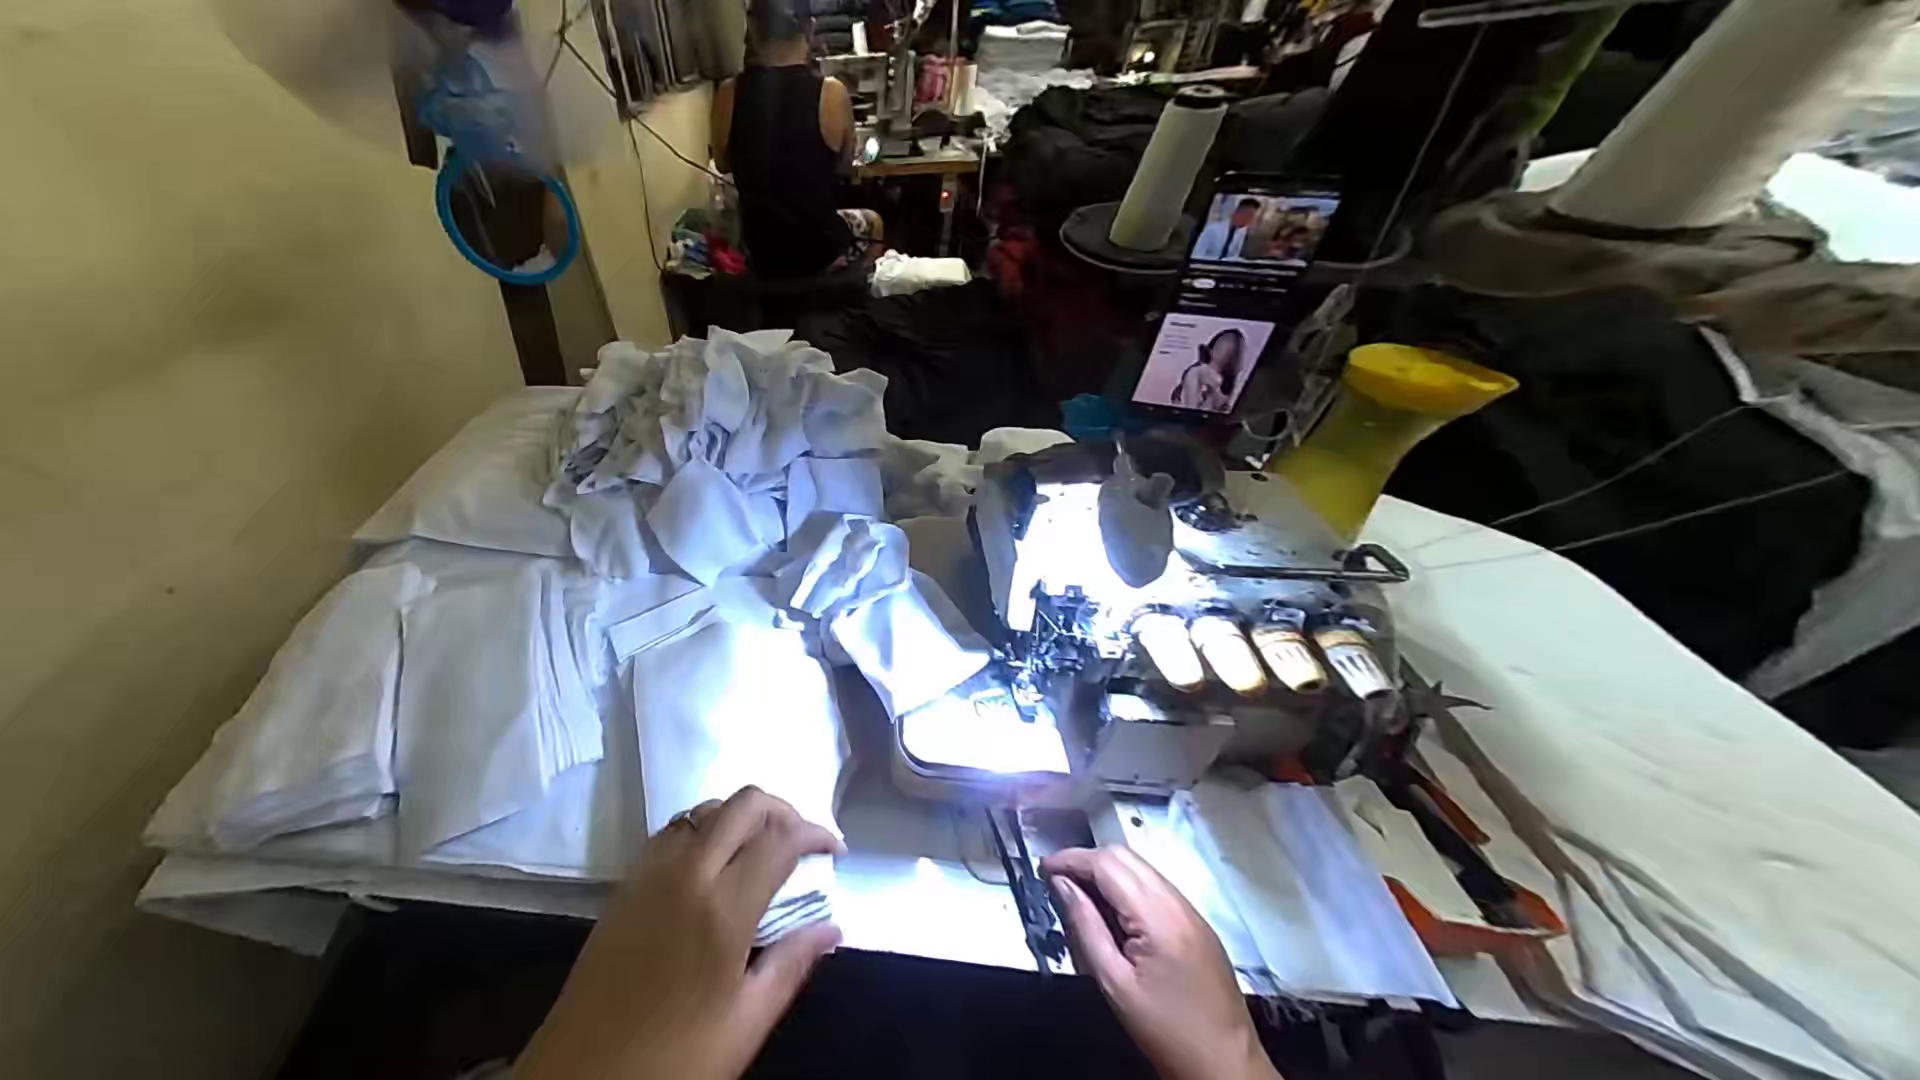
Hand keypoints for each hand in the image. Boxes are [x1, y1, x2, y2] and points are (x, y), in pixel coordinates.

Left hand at [515, 787, 844, 1079]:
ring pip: (706, 808)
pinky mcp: (624, 886)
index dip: (816, 833)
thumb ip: (791, 965)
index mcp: (723, 909)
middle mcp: (688, 874)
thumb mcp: (743, 1025)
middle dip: (783, 810)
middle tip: (800, 842)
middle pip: (744, 804)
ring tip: (760, 847)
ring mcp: (650, 875)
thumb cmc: (669, 1061)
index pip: (782, 839)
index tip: (835, 850)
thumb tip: (832, 929)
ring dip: (742, 815)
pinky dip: (703, 827)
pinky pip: (673, 830)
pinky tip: (711, 862)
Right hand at [1041, 847, 1281, 1079]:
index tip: (1044, 867)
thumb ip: (1085, 926)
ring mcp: (1190, 909)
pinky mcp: (1196, 921)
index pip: (1107, 863)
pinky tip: (1111, 907)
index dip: (1071, 858)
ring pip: (1140, 866)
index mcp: (1157, 915)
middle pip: (1124, 855)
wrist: (1226, 1066)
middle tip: (1057, 879)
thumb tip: (1061, 885)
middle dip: (1086, 859)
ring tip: (1078, 891)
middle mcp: (1176, 901)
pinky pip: (1154, 884)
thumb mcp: (1114, 983)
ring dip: (1106, 869)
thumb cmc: (1167, 1032)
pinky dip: (1126, 883)